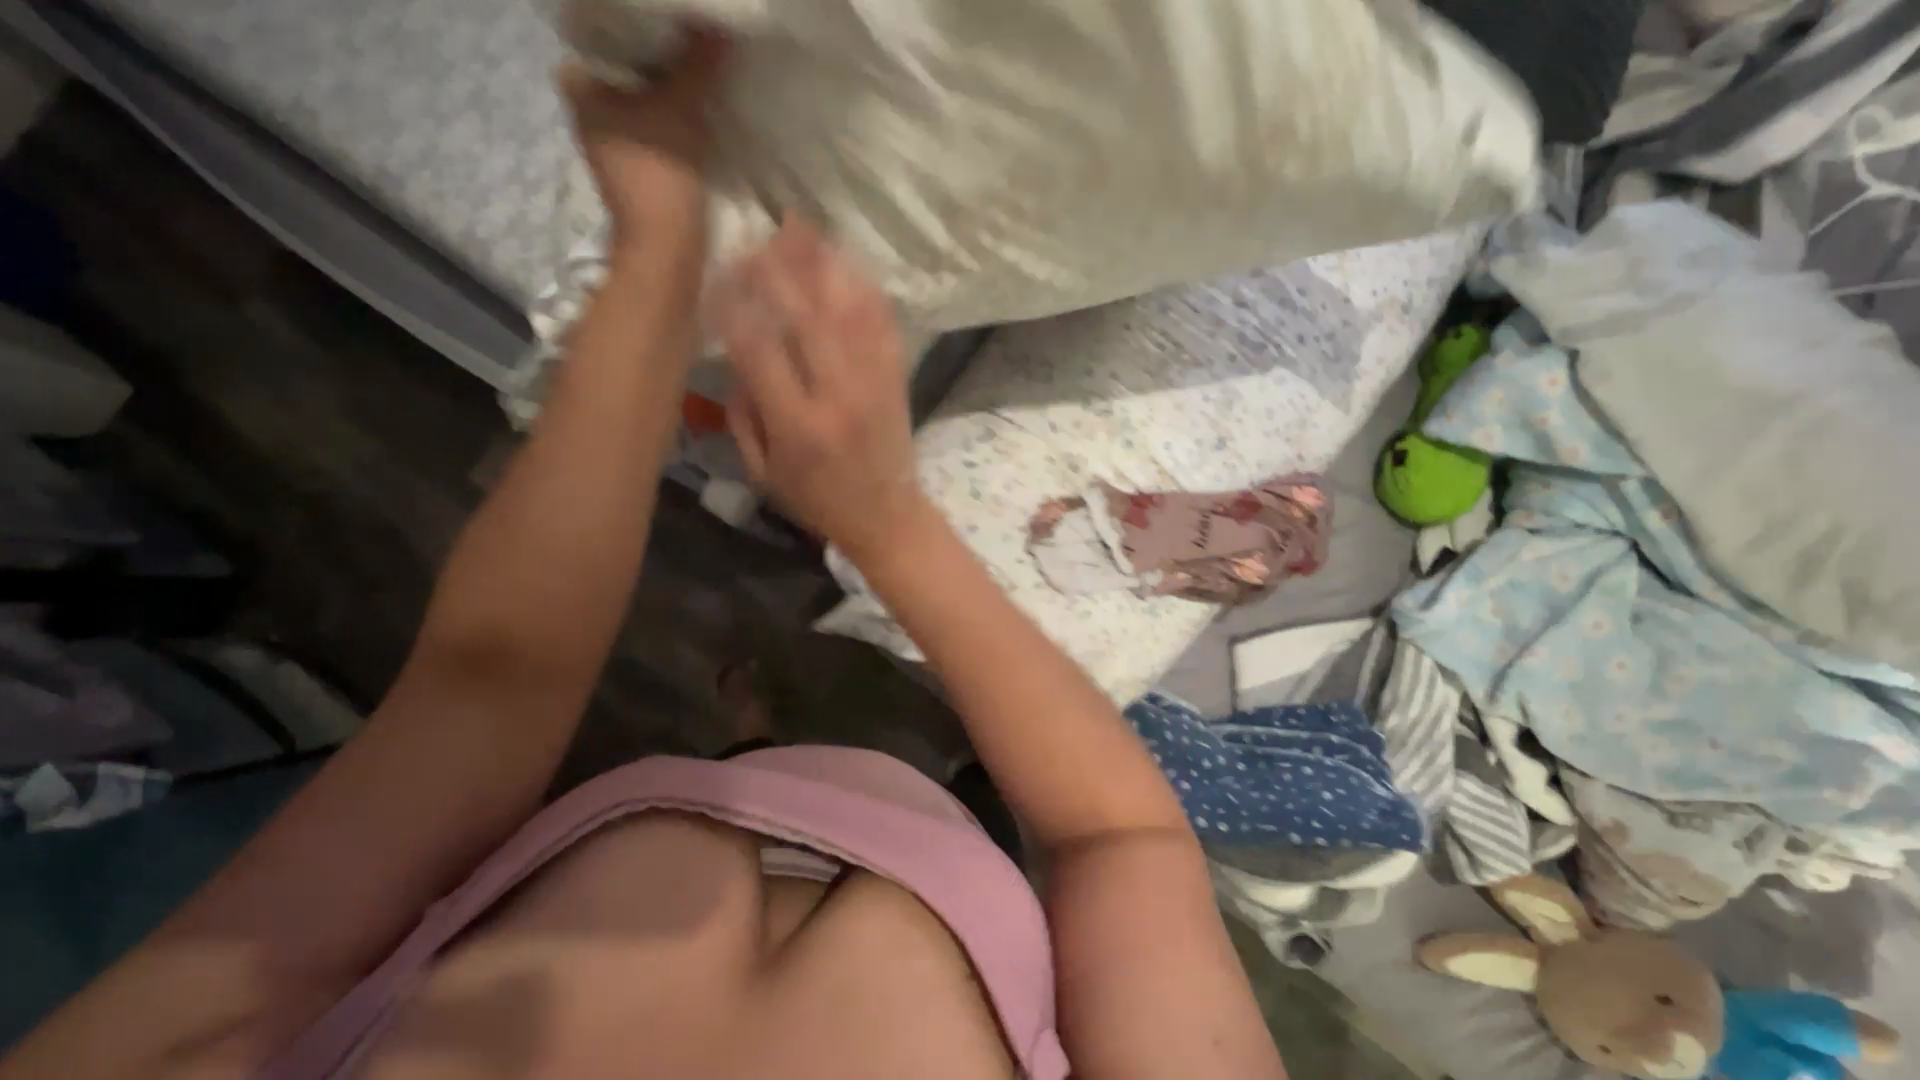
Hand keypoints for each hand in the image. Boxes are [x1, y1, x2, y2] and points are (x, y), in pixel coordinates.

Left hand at [560, 27, 728, 260]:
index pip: (605, 31)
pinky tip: (704, 100)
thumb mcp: (680, 108)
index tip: (672, 14)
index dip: (639, 20)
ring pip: (645, 93)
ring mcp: (611, 137)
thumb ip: (698, 62)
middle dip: (662, 51)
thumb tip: (720, 24)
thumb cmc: (657, 173)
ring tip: (707, 60)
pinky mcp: (637, 161)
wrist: (664, 248)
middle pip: (629, 62)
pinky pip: (657, 120)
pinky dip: (677, 111)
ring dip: (674, 82)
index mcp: (579, 85)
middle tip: (696, 31)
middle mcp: (587, 107)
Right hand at [716, 218, 924, 556]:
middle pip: (806, 317)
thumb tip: (737, 356)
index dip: (734, 306)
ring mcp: (873, 381)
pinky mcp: (896, 375)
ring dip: (821, 263)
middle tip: (754, 237)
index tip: (716, 276)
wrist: (886, 516)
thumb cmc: (815, 499)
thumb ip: (743, 415)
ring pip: (848, 309)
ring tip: (799, 227)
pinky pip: (882, 321)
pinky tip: (844, 259)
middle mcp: (837, 395)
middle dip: (777, 270)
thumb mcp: (762, 472)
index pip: (759, 349)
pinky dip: (863, 286)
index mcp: (797, 424)